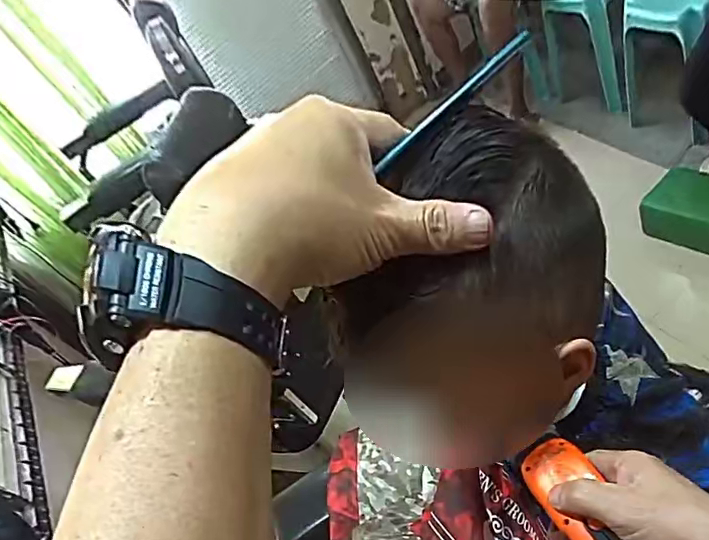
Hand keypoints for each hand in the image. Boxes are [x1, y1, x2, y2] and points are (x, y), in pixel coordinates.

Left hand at [157, 96, 492, 303]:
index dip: (415, 169)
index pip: (394, 134)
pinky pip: (284, 194)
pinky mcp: (236, 179)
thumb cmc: (303, 222)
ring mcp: (259, 147)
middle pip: (354, 156)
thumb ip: (436, 225)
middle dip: (372, 192)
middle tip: (384, 230)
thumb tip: (482, 223)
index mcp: (335, 120)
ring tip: (343, 244)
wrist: (226, 250)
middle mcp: (293, 121)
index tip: (421, 198)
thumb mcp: (386, 228)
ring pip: (317, 176)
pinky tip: (307, 247)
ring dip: (334, 205)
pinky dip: (299, 216)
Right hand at [547, 450, 708, 539]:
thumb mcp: (618, 507)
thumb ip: (581, 498)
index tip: (544, 500)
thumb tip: (553, 493)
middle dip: (577, 525)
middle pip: (593, 501)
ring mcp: (648, 514)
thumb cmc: (669, 521)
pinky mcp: (656, 539)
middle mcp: (638, 486)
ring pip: (607, 528)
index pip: (586, 463)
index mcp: (629, 466)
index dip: (563, 479)